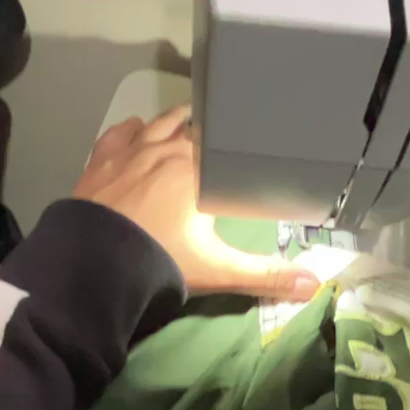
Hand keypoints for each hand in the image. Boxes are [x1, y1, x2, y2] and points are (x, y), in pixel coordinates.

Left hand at [73, 106, 322, 300]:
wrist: (93, 264)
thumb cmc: (160, 260)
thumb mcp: (218, 270)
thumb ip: (265, 275)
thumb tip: (315, 286)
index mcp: (195, 166)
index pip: (223, 141)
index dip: (236, 143)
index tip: (248, 147)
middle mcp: (164, 147)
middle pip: (191, 126)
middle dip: (207, 131)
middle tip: (221, 140)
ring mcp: (128, 151)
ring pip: (157, 123)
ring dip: (173, 123)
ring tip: (187, 126)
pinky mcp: (99, 161)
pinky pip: (119, 133)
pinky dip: (132, 131)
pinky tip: (137, 131)